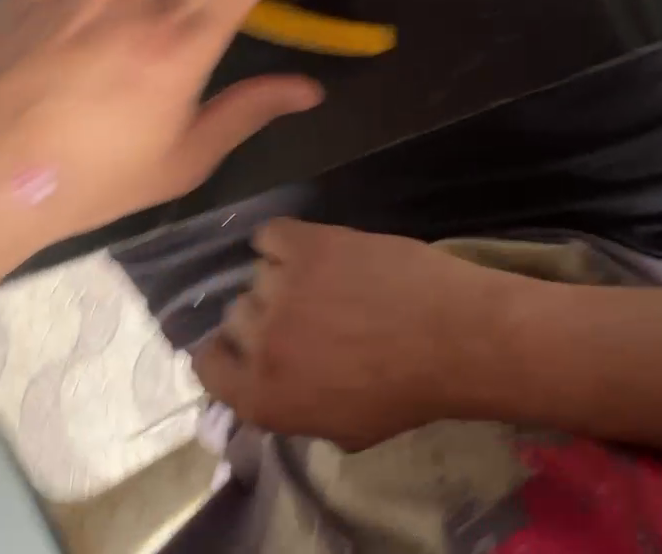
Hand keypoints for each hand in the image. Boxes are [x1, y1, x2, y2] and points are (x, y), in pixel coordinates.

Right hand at [192, 220, 517, 449]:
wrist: (452, 336)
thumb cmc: (407, 392)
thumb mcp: (342, 429)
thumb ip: (294, 407)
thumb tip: (276, 382)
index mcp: (263, 398)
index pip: (208, 366)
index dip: (225, 352)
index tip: (245, 342)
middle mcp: (261, 342)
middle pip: (237, 315)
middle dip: (265, 316)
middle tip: (304, 313)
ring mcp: (282, 287)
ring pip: (259, 273)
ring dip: (284, 278)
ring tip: (324, 281)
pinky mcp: (309, 244)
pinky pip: (272, 233)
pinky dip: (282, 239)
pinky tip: (308, 248)